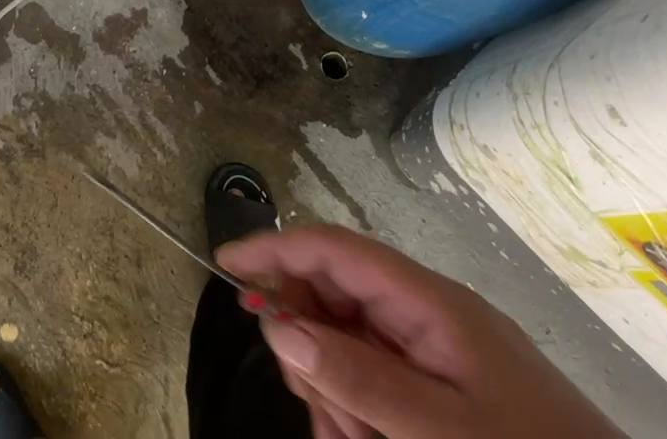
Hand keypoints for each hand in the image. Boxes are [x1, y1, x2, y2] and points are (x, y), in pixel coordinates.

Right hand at [217, 225, 625, 438]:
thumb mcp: (441, 431)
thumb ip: (358, 377)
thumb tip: (278, 325)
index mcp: (429, 304)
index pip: (334, 249)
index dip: (275, 247)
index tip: (225, 264)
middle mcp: (424, 313)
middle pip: (331, 295)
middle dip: (307, 344)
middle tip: (317, 403)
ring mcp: (430, 347)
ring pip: (341, 340)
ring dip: (329, 388)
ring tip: (349, 438)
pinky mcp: (435, 379)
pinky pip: (366, 373)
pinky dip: (350, 405)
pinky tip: (359, 437)